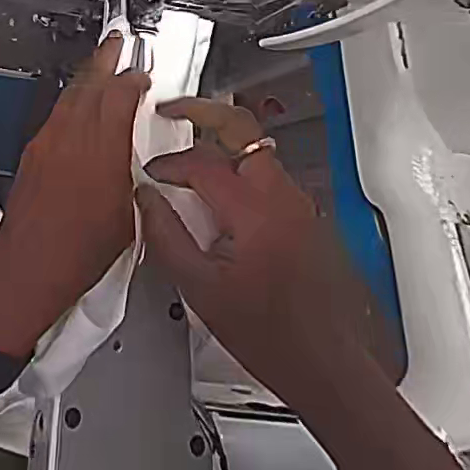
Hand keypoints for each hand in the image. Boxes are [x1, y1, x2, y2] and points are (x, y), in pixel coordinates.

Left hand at [0, 32, 149, 358]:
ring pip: (70, 94)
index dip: (134, 78)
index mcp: (102, 151)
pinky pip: (56, 112)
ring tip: (99, 65)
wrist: (28, 267)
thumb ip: (133, 177)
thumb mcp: (128, 215)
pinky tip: (78, 104)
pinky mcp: (33, 152)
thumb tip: (138, 166)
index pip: (119, 95)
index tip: (142, 75)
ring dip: (88, 76)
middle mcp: (72, 138)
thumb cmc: (76, 252)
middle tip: (117, 42)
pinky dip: (71, 100)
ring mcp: (49, 142)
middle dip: (106, 59)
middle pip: (90, 83)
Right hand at [137, 97, 365, 406]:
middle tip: (171, 109)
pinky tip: (216, 190)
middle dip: (201, 112)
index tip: (150, 174)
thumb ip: (167, 236)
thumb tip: (146, 200)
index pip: (201, 164)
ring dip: (219, 140)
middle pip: (240, 128)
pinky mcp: (302, 212)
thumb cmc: (269, 334)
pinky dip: (236, 166)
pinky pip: (265, 172)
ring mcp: (297, 201)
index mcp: (255, 211)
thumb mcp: (200, 289)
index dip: (168, 164)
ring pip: (255, 147)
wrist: (322, 360)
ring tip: (188, 147)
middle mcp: (282, 195)